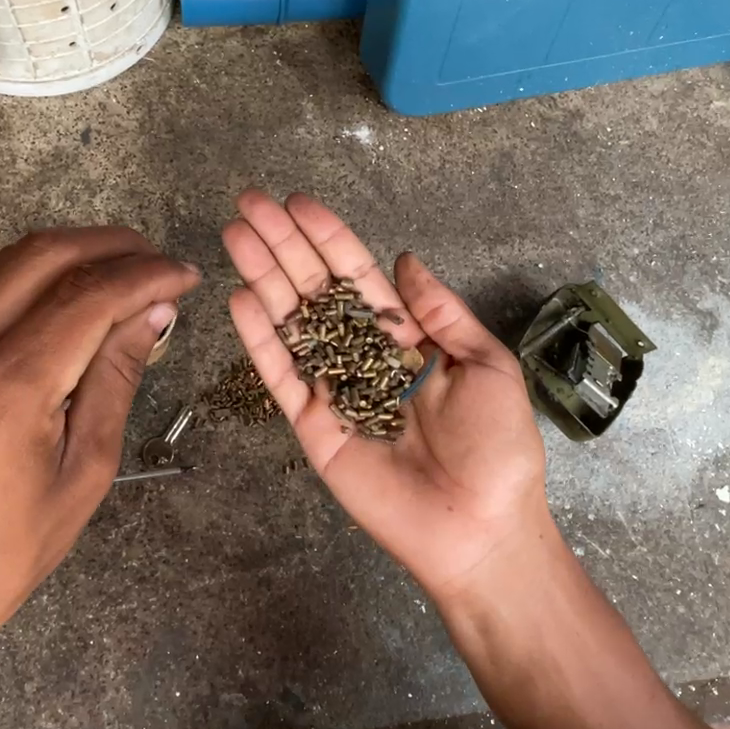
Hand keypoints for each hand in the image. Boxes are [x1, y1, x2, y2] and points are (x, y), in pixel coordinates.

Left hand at [0, 227, 199, 728]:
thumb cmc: (9, 552)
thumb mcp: (86, 470)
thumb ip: (117, 376)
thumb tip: (154, 310)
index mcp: (1, 398)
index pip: (84, 299)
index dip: (143, 276)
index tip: (184, 274)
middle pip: (41, 258)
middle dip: (111, 246)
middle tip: (159, 260)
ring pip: (9, 263)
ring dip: (75, 251)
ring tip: (127, 268)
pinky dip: (38, 276)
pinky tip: (75, 290)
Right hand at [221, 191, 549, 598]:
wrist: (481, 526)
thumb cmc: (495, 446)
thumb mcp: (485, 363)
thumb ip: (440, 310)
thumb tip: (405, 258)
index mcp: (403, 336)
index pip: (356, 274)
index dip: (326, 236)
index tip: (297, 201)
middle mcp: (361, 354)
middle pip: (314, 289)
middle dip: (282, 244)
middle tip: (248, 202)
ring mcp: (333, 388)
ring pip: (290, 323)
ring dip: (262, 277)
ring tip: (234, 235)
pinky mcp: (313, 426)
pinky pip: (282, 377)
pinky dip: (260, 340)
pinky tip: (241, 298)